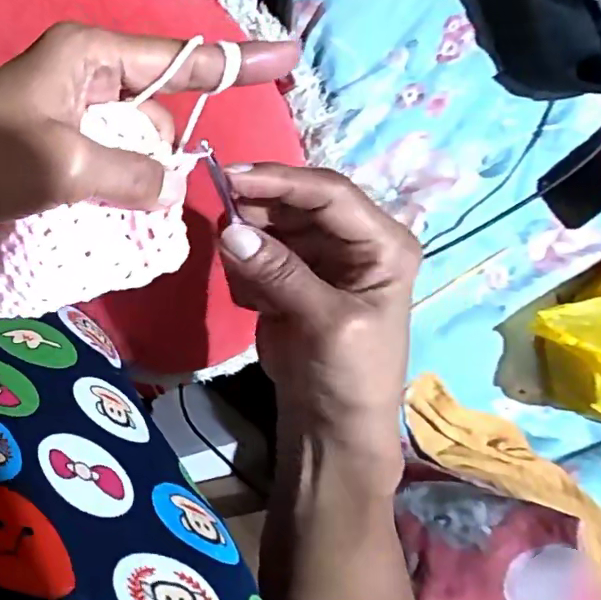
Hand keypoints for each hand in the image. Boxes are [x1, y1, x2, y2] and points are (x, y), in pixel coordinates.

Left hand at [0, 22, 299, 238]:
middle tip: (172, 182)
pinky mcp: (54, 130)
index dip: (233, 61)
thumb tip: (170, 186)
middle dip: (172, 138)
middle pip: (154, 97)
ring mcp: (66, 99)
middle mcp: (81, 66)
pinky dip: (119, 171)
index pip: (176, 57)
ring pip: (131, 128)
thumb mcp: (69, 169)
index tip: (287, 57)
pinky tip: (124, 198)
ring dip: (142, 164)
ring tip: (133, 199)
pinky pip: (106, 145)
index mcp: (88, 53)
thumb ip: (132, 175)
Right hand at [216, 165, 419, 493]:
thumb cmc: (350, 374)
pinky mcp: (287, 275)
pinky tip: (254, 304)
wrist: (330, 422)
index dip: (280, 180)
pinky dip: (243, 270)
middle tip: (218, 223)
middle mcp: (351, 240)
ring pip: (269, 225)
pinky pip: (254, 252)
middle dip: (257, 210)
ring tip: (248, 288)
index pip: (329, 193)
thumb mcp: (325, 322)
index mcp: (382, 243)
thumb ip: (280, 273)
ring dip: (247, 245)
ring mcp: (316, 257)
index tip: (230, 177)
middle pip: (295, 202)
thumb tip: (229, 229)